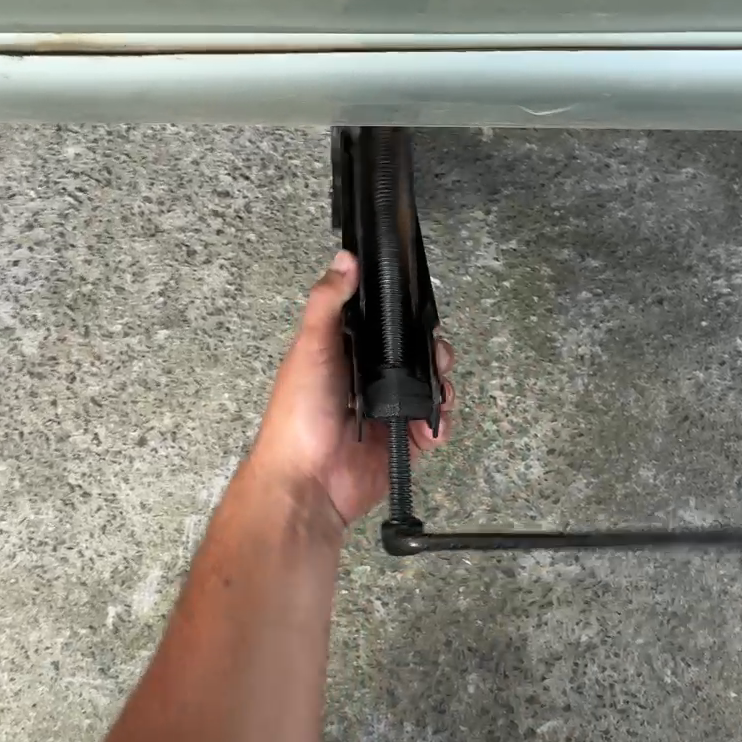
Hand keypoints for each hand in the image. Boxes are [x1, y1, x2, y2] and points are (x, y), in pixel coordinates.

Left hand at [247, 251, 453, 525]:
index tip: (419, 309)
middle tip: (437, 355)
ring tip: (441, 389)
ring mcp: (387, 411)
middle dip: (432, 351)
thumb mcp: (310, 347)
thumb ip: (328, 302)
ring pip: (428, 388)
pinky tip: (434, 422)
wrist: (307, 481)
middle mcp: (367, 380)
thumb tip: (345, 259)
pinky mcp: (401, 442)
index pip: (382, 326)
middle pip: (412, 356)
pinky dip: (440, 422)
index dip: (402, 316)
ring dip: (441, 385)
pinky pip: (432, 426)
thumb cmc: (299, 412)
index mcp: (344, 353)